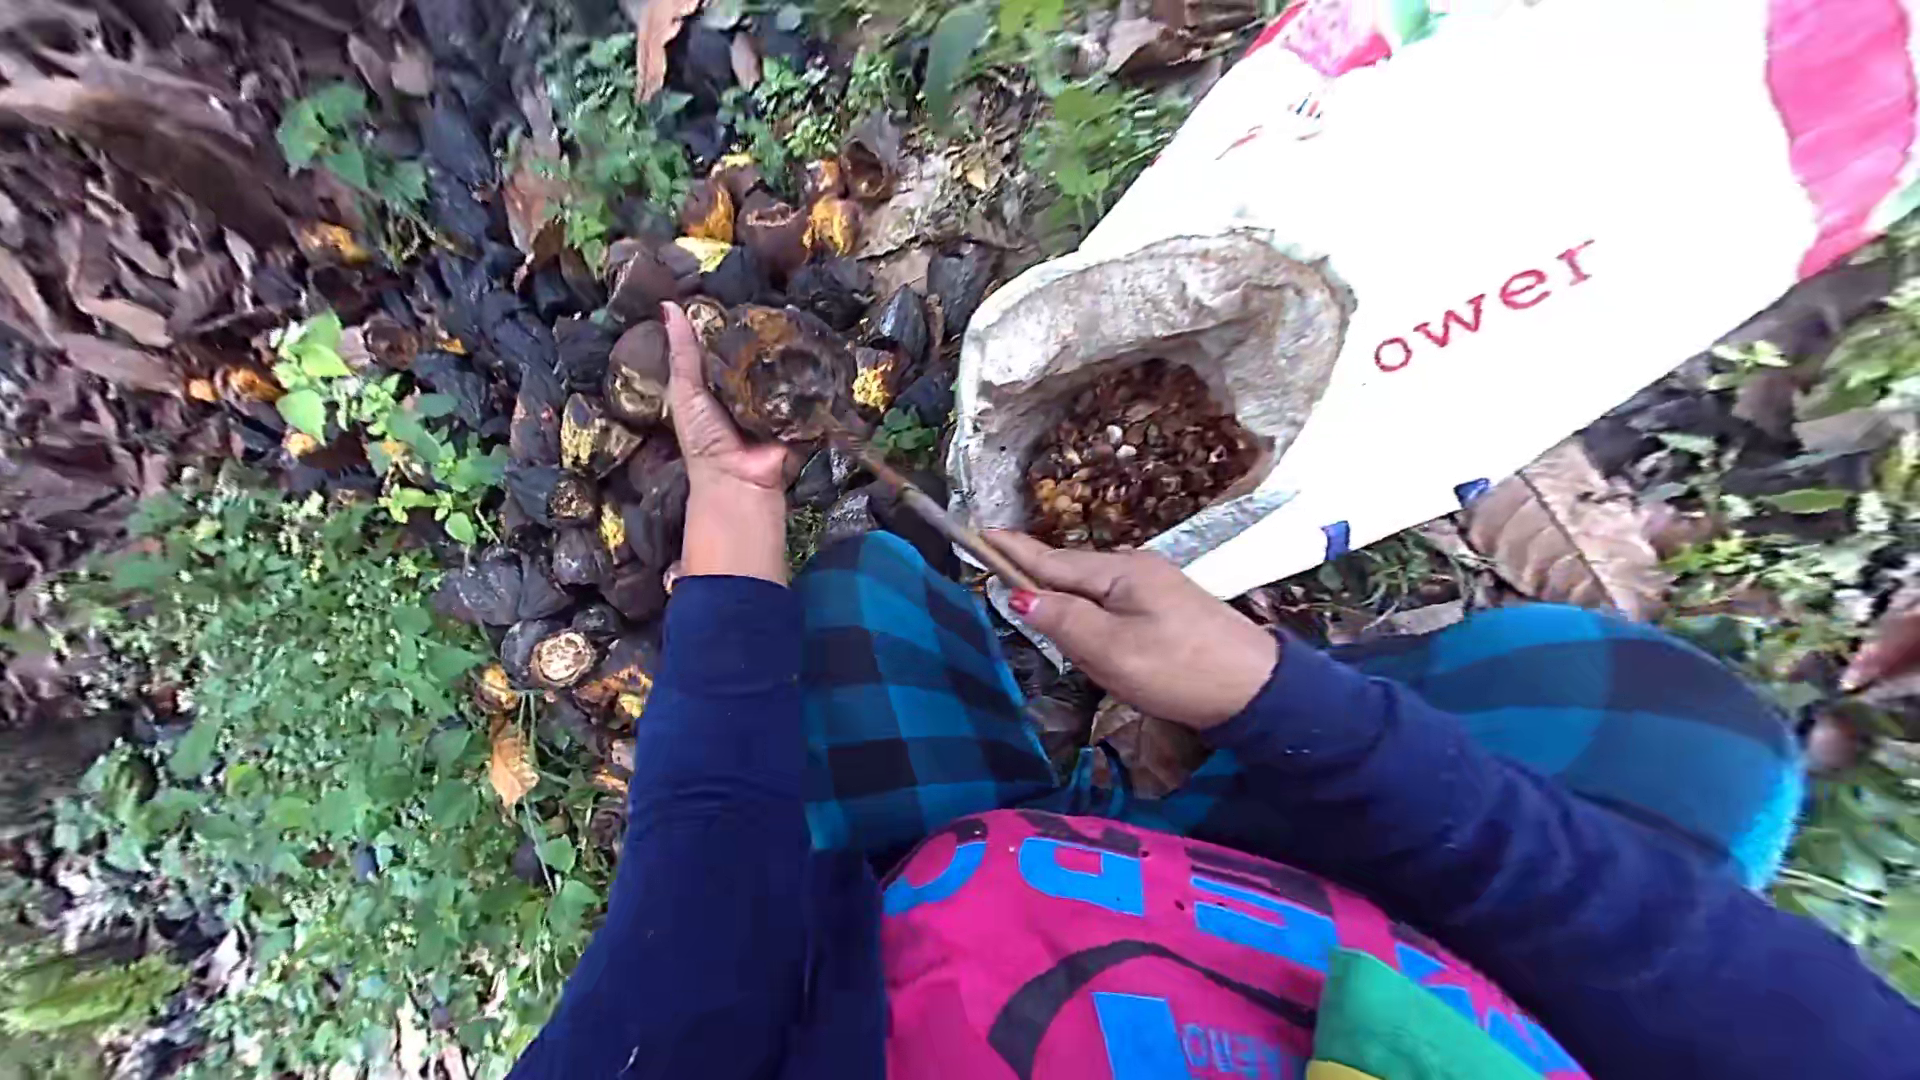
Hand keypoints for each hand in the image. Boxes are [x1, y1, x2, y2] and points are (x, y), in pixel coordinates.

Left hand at [664, 302, 789, 583]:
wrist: (736, 478)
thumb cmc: (703, 437)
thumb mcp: (685, 389)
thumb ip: (682, 352)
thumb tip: (669, 305)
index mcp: (722, 383)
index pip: (730, 347)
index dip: (735, 325)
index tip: (745, 297)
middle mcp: (752, 391)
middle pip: (762, 357)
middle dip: (769, 337)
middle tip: (781, 308)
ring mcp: (778, 404)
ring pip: (787, 372)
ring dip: (793, 355)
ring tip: (804, 323)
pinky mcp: (800, 416)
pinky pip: (808, 394)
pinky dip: (812, 380)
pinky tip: (820, 354)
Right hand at [987, 531, 1278, 729]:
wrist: (1257, 692)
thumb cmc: (1179, 670)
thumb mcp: (1112, 650)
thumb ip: (1062, 620)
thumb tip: (1019, 595)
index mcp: (1119, 572)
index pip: (1051, 559)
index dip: (1012, 550)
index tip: (980, 532)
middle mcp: (1134, 568)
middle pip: (1068, 572)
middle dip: (1036, 579)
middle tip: (1002, 583)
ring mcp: (1151, 586)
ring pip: (1089, 590)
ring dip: (1063, 602)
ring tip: (1045, 618)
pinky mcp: (1162, 607)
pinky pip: (1109, 604)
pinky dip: (1089, 615)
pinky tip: (1088, 633)